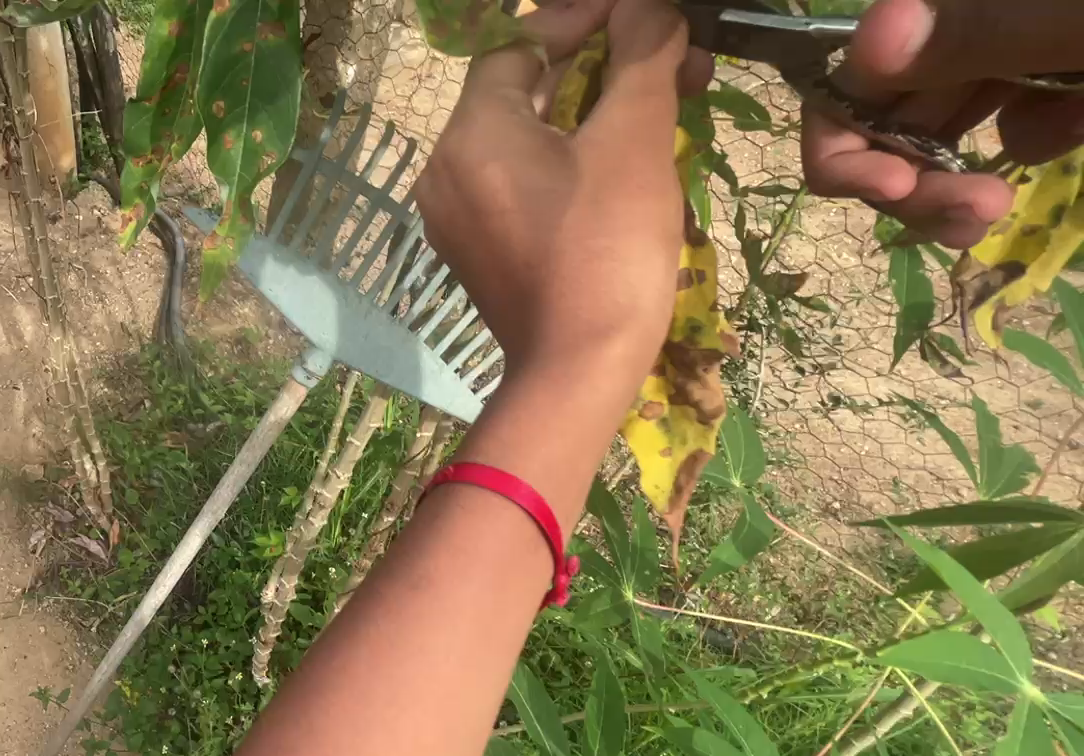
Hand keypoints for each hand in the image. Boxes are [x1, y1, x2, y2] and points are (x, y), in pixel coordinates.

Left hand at [413, 0, 696, 380]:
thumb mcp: (634, 134)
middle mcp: (443, 174)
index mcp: (467, 137)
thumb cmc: (606, 243)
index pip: (516, 47)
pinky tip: (622, 158)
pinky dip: (562, 160)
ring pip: (521, 139)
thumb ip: (640, 54)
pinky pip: (513, 183)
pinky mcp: (471, 249)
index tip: (642, 18)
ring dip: (590, 112)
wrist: (575, 359)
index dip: (581, 21)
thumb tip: (642, 9)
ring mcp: (452, 217)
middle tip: (675, 60)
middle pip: (518, 92)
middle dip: (599, 67)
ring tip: (667, 104)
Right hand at [804, 0, 1083, 248]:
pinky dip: (1028, 140)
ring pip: (943, 122)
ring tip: (994, 212)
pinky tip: (1071, 136)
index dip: (845, 143)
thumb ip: (987, 26)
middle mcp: (977, 22)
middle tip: (968, 220)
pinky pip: (1015, 109)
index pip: (854, 76)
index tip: (888, 191)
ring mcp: (1022, 43)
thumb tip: (869, 37)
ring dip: (948, 182)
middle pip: (889, 113)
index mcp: (964, 5)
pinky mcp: (1060, 66)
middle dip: (907, 179)